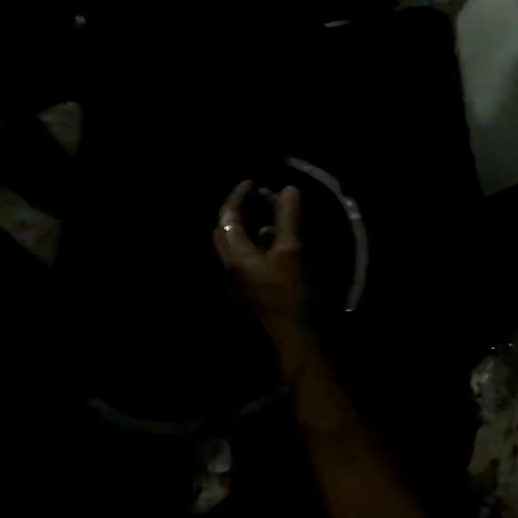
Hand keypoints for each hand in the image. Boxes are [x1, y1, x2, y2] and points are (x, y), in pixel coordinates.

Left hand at [214, 180, 303, 339]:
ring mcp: (242, 278)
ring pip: (237, 245)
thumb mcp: (290, 252)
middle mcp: (233, 265)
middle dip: (238, 211)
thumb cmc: (288, 293)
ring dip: (250, 226)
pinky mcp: (253, 287)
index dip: (238, 196)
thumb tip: (288, 190)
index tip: (253, 183)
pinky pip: (249, 257)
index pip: (228, 217)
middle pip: (225, 231)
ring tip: (270, 215)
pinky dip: (259, 242)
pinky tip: (277, 242)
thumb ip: (287, 220)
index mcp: (236, 254)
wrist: (292, 335)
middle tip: (257, 198)